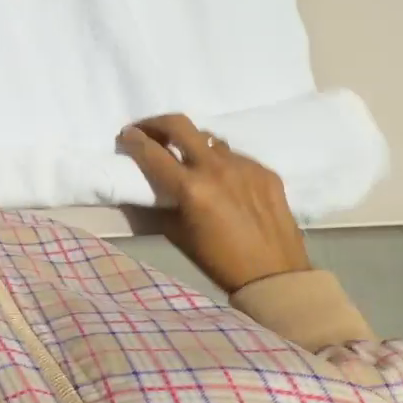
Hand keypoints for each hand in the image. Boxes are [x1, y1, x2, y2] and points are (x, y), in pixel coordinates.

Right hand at [116, 114, 310, 293]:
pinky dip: (222, 162)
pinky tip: (225, 180)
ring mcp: (244, 167)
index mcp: (190, 188)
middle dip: (157, 123)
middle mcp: (216, 169)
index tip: (126, 135)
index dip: (133, 139)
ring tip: (190, 158)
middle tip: (149, 131)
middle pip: (179, 125)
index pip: (151, 150)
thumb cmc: (218, 261)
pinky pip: (236, 156)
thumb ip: (157, 203)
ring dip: (193, 143)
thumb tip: (143, 185)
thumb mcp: (176, 233)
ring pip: (210, 138)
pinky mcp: (266, 172)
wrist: (276, 279)